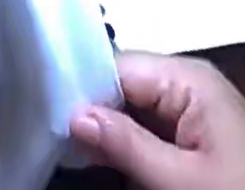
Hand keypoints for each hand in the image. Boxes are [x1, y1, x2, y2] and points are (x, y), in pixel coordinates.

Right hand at [70, 52, 244, 189]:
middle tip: (53, 133)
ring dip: (108, 131)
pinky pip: (152, 131)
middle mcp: (188, 82)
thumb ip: (127, 145)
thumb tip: (75, 113)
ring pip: (136, 110)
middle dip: (94, 110)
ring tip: (66, 145)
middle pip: (127, 86)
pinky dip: (129, 146)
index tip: (47, 110)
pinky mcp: (197, 136)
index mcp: (188, 77)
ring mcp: (193, 110)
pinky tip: (101, 159)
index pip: (121, 66)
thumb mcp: (181, 181)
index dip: (84, 87)